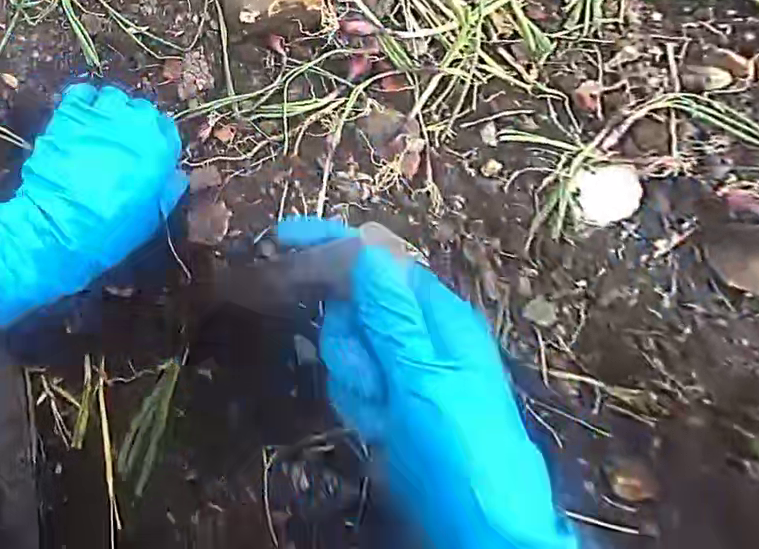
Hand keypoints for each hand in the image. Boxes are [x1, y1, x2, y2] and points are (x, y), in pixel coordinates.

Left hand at [0, 83, 186, 326]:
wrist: (60, 226)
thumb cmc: (110, 229)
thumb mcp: (152, 217)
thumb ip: (168, 189)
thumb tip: (176, 174)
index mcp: (160, 147)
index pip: (166, 129)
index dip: (155, 140)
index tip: (144, 152)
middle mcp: (136, 122)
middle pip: (140, 110)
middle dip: (132, 123)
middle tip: (119, 143)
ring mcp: (102, 113)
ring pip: (112, 97)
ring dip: (109, 110)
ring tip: (99, 127)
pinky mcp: (71, 112)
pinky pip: (81, 93)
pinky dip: (82, 101)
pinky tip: (78, 116)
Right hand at [277, 217, 577, 548]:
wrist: (477, 535)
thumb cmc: (459, 448)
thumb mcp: (422, 376)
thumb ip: (390, 310)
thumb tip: (367, 239)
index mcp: (436, 313)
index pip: (374, 258)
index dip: (328, 243)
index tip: (281, 239)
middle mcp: (418, 331)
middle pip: (352, 301)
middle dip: (346, 337)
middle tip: (364, 375)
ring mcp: (402, 366)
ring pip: (344, 341)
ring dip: (352, 375)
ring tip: (380, 410)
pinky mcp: (387, 397)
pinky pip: (347, 378)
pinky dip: (354, 401)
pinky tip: (378, 427)